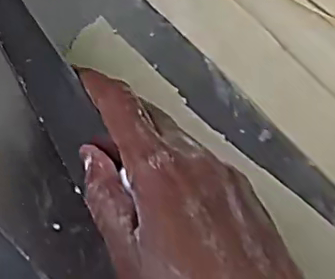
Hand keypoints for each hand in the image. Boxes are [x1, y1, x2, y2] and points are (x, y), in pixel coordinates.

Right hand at [78, 68, 301, 278]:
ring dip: (157, 153)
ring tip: (147, 200)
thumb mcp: (129, 257)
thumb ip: (104, 199)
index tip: (84, 77)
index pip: (121, 104)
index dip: (97, 84)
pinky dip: (186, 173)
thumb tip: (92, 160)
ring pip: (180, 142)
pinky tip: (183, 214)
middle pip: (151, 117)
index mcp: (160, 169)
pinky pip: (206, 165)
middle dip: (125, 125)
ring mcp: (227, 175)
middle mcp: (196, 160)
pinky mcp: (250, 195)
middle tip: (107, 155)